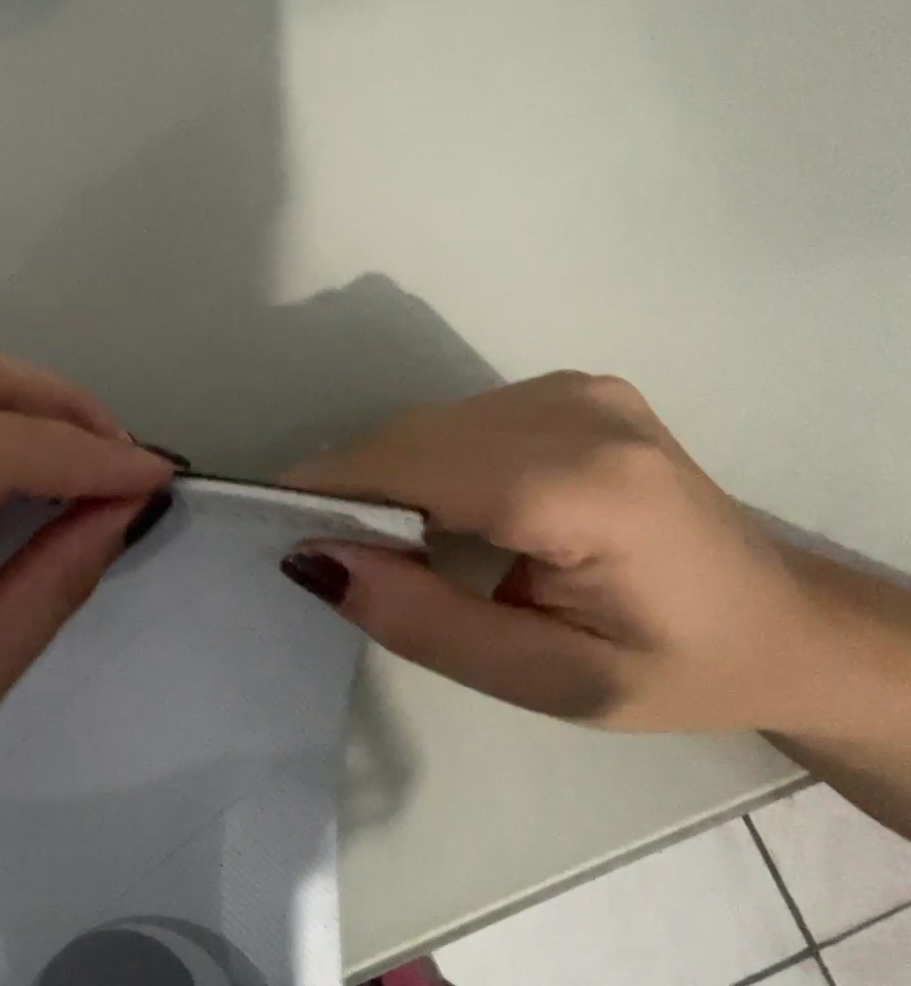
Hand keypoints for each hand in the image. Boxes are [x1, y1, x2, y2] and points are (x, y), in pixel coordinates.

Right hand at [280, 372, 907, 737]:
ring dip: (385, 481)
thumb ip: (423, 620)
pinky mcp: (568, 387)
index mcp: (584, 488)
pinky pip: (448, 420)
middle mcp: (575, 412)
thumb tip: (310, 558)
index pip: (409, 467)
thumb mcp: (546, 681)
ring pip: (419, 427)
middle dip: (352, 494)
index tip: (280, 541)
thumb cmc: (672, 668)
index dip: (328, 495)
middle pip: (405, 440)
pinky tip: (452, 512)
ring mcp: (574, 389)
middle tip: (347, 563)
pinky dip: (421, 465)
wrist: (786, 625)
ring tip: (405, 547)